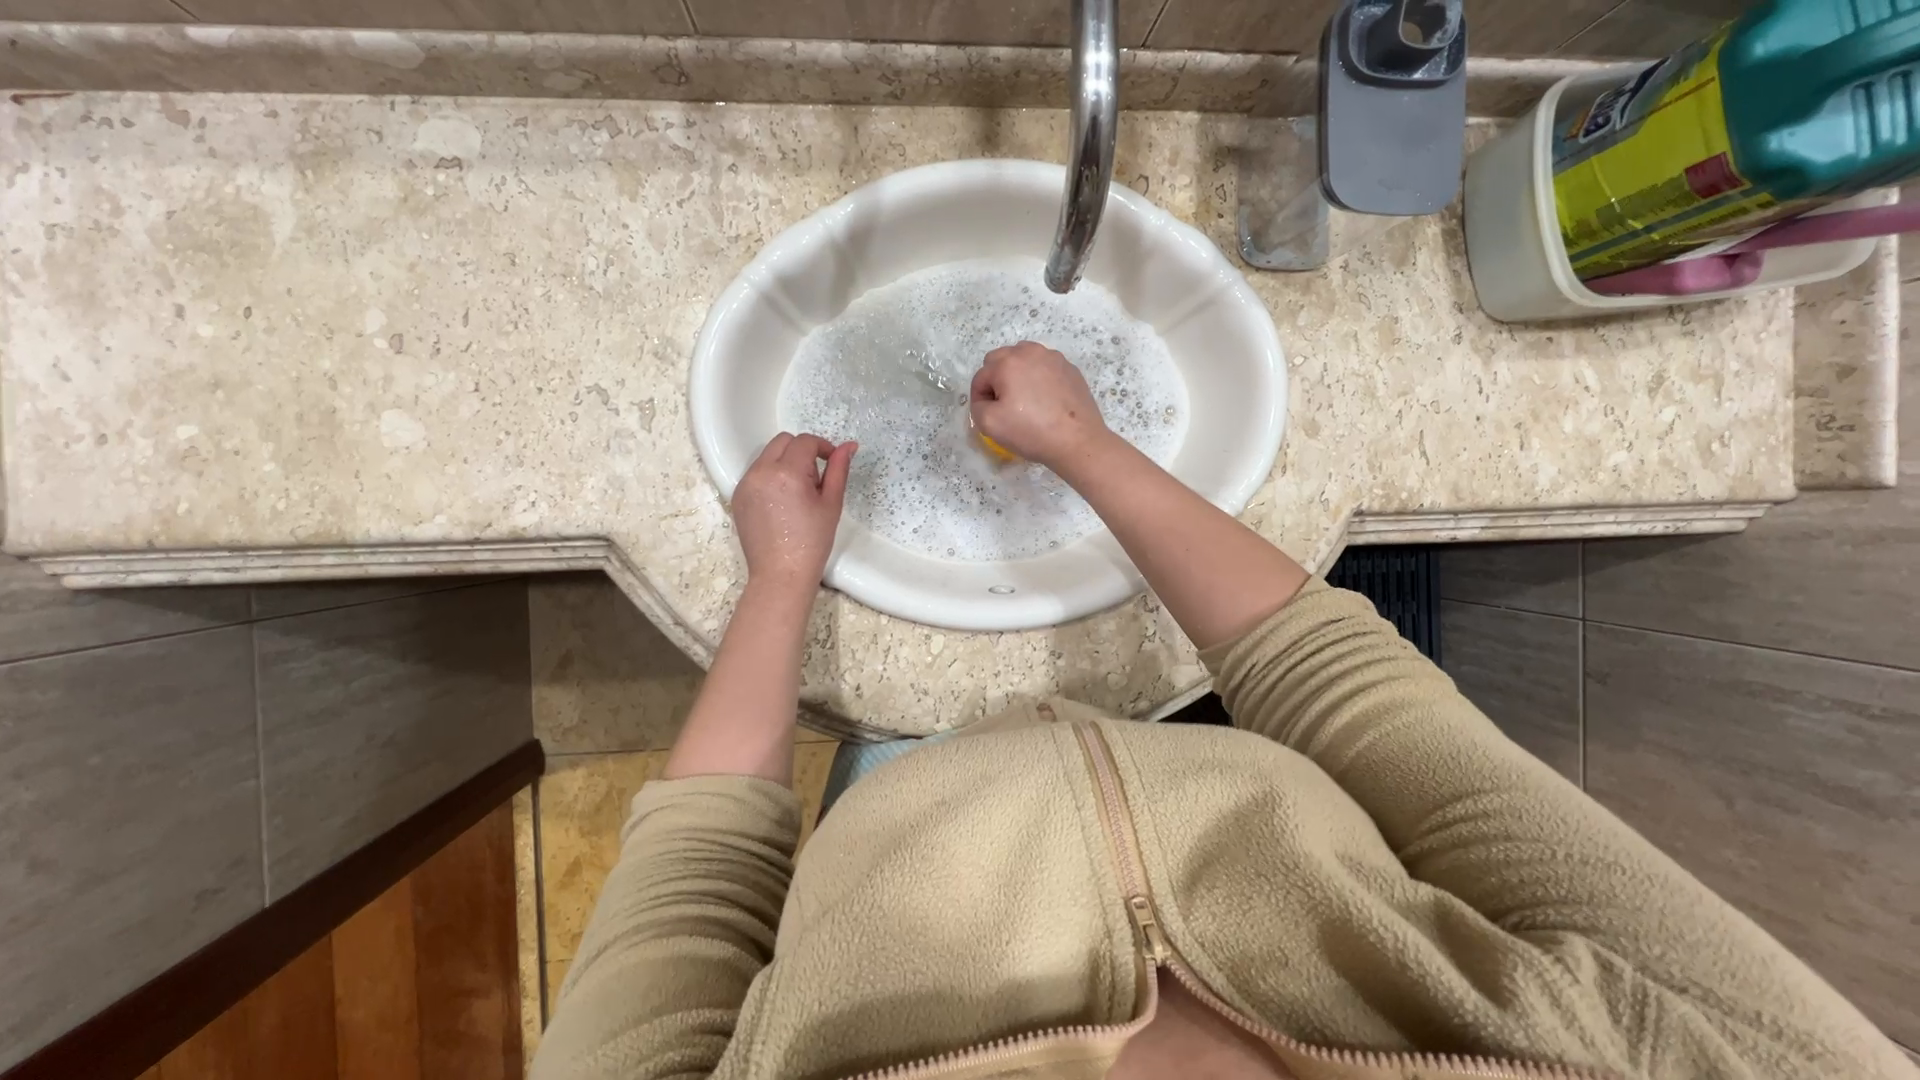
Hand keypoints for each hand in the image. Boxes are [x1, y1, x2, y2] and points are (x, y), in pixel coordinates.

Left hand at [732, 433, 856, 593]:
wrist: (781, 574)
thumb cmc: (812, 543)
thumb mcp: (831, 504)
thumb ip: (838, 469)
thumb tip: (848, 446)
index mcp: (787, 473)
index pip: (804, 442)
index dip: (822, 447)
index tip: (831, 461)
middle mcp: (761, 473)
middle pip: (782, 441)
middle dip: (802, 451)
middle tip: (815, 479)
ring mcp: (745, 484)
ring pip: (767, 456)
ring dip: (785, 463)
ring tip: (798, 494)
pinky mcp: (738, 496)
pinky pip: (756, 473)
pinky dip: (771, 477)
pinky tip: (782, 503)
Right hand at [969, 341, 1109, 470]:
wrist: (1077, 441)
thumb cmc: (1031, 432)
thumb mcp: (989, 424)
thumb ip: (977, 406)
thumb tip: (986, 399)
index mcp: (1008, 362)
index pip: (981, 376)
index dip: (979, 398)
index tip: (988, 415)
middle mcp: (1030, 352)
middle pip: (1000, 360)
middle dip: (997, 381)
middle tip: (1005, 406)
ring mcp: (1053, 358)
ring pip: (1024, 359)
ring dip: (1017, 375)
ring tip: (1025, 400)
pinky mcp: (1070, 369)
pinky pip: (1044, 368)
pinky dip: (1039, 379)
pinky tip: (1045, 401)